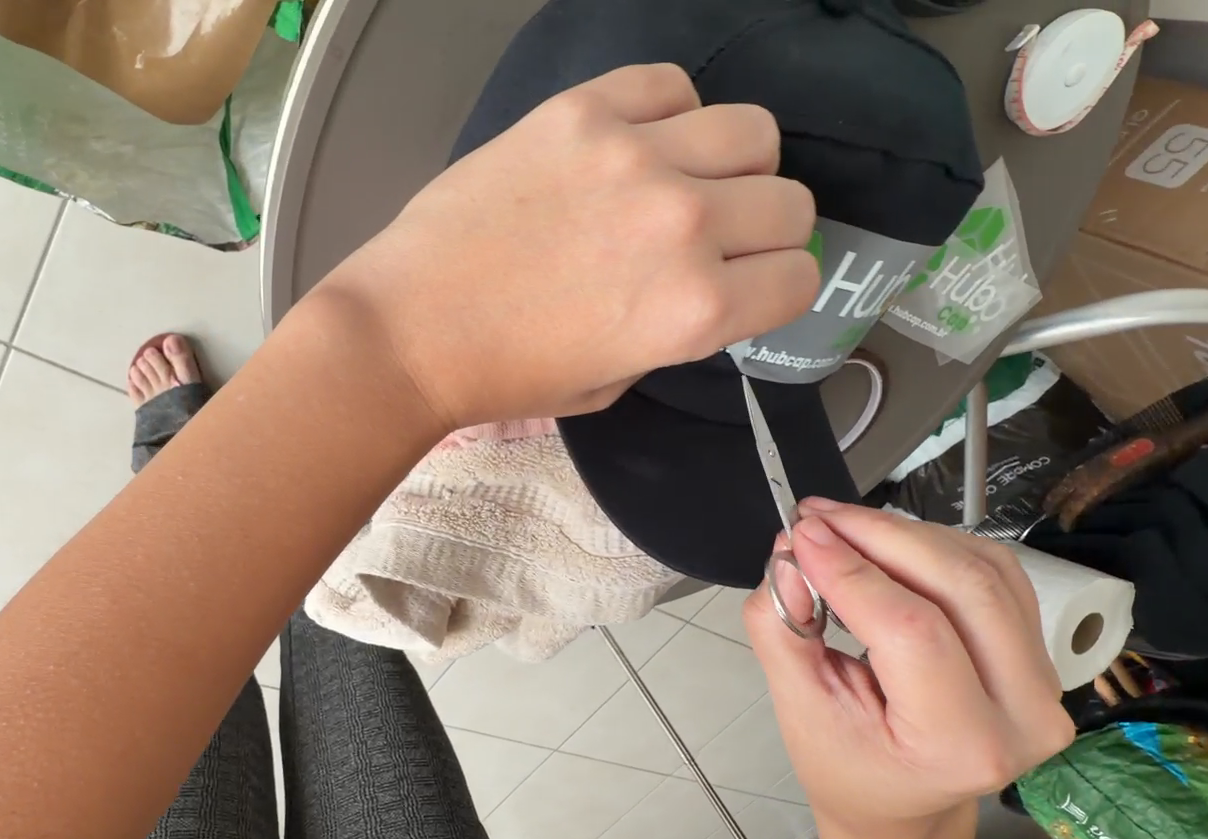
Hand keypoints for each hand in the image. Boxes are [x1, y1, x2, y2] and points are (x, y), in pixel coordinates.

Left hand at [305, 63, 819, 429]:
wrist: (408, 333)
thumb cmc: (501, 377)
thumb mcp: (608, 385)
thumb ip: (670, 335)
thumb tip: (699, 291)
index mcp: (693, 311)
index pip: (798, 279)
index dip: (775, 291)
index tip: (744, 290)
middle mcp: (681, 225)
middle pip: (788, 202)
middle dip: (761, 232)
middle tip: (710, 243)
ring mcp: (632, 157)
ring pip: (749, 131)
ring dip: (730, 166)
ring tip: (678, 187)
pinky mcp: (579, 114)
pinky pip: (668, 84)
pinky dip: (668, 115)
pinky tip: (633, 147)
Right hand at [743, 502, 1073, 838]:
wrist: (902, 807)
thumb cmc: (844, 769)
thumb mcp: (797, 711)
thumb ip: (783, 634)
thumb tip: (788, 560)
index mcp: (962, 744)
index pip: (911, 631)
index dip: (851, 571)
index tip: (798, 533)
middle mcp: (1026, 713)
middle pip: (964, 587)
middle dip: (883, 535)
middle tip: (816, 515)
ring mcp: (1048, 683)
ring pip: (986, 570)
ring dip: (907, 533)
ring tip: (841, 524)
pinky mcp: (1043, 656)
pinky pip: (997, 575)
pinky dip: (934, 545)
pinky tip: (884, 543)